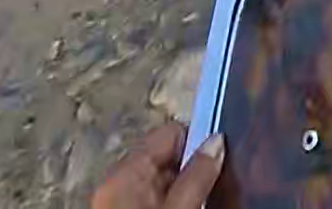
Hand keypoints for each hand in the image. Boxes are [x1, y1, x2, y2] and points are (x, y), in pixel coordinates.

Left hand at [91, 122, 224, 208]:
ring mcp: (114, 202)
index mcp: (124, 172)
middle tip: (211, 180)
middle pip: (166, 154)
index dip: (199, 139)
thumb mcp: (179, 207)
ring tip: (199, 196)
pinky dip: (170, 198)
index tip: (218, 152)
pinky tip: (184, 204)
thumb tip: (217, 141)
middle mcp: (115, 182)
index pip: (171, 131)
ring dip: (182, 182)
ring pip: (160, 177)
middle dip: (191, 163)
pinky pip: (151, 195)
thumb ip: (198, 172)